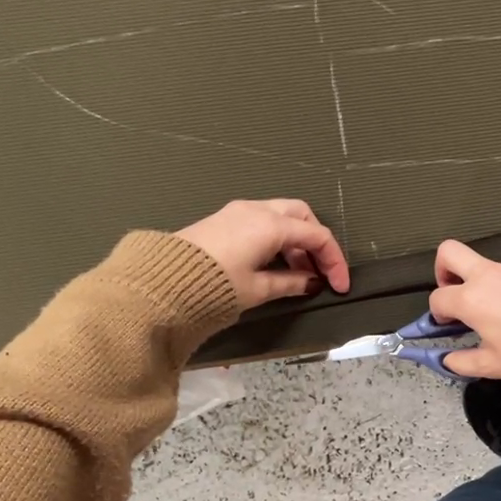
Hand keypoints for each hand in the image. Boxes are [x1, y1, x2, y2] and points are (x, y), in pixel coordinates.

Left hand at [173, 199, 350, 310]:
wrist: (161, 283)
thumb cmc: (215, 285)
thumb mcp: (258, 290)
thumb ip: (290, 283)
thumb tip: (310, 282)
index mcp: (271, 225)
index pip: (318, 236)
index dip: (334, 261)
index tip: (339, 287)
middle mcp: (257, 210)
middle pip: (302, 215)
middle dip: (316, 242)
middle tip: (319, 271)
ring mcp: (237, 212)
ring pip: (281, 216)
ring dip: (295, 241)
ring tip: (297, 273)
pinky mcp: (222, 220)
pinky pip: (261, 221)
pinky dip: (276, 238)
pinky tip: (274, 264)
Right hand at [427, 240, 500, 379]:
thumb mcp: (493, 366)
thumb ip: (462, 363)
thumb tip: (447, 360)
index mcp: (471, 299)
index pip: (438, 297)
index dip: (438, 313)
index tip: (449, 324)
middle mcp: (490, 275)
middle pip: (450, 252)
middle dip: (443, 269)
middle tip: (455, 292)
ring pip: (491, 268)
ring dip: (489, 286)